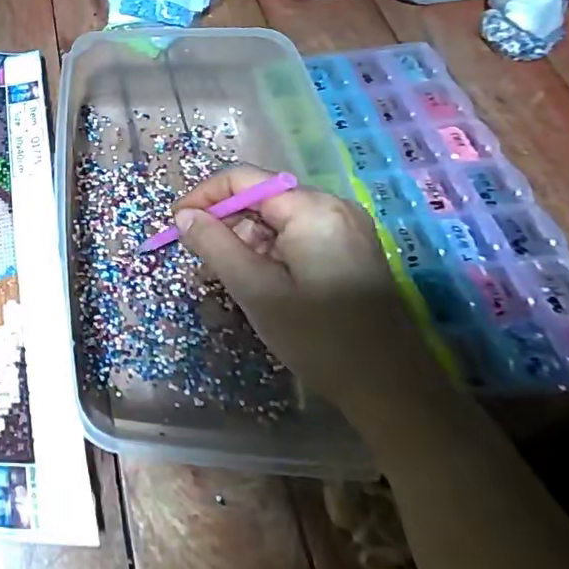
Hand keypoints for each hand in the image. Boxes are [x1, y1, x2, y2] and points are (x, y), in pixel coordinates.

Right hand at [173, 164, 439, 410]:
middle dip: (224, 222)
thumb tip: (183, 216)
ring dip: (244, 240)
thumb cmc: (319, 337)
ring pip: (276, 219)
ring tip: (226, 276)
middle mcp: (332, 206)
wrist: (392, 389)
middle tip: (200, 258)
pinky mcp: (350, 250)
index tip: (176, 226)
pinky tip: (257, 281)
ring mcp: (345, 228)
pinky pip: (295, 235)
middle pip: (260, 197)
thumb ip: (214, 245)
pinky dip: (268, 251)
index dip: (203, 197)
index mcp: (311, 208)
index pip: (242, 178)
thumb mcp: (255, 289)